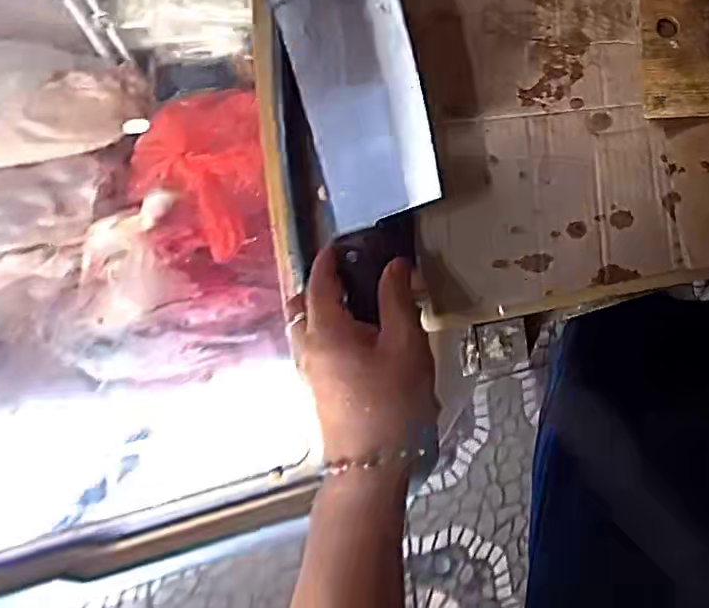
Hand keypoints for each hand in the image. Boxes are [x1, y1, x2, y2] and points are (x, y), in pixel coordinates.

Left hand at [289, 243, 437, 464]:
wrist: (374, 465)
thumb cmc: (392, 399)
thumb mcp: (406, 341)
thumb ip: (397, 298)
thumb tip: (394, 265)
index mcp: (326, 331)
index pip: (319, 282)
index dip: (329, 258)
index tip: (343, 243)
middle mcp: (308, 348)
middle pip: (302, 304)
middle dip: (321, 283)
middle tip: (355, 272)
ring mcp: (310, 371)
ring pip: (306, 326)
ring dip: (324, 306)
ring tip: (361, 300)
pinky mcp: (319, 387)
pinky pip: (314, 344)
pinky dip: (328, 326)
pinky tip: (361, 333)